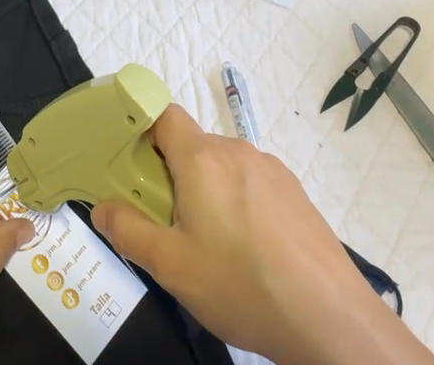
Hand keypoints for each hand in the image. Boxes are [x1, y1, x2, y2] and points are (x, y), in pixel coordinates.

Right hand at [93, 106, 433, 364]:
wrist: (331, 320)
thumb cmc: (241, 285)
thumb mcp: (171, 267)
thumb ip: (129, 232)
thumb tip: (102, 209)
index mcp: (203, 158)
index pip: (164, 114)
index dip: (142, 130)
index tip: (130, 167)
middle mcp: (238, 151)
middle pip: (192, 145)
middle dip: (170, 174)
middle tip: (163, 221)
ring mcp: (273, 171)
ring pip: (223, 167)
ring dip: (205, 191)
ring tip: (206, 244)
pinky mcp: (296, 194)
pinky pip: (251, 184)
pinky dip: (236, 203)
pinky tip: (245, 251)